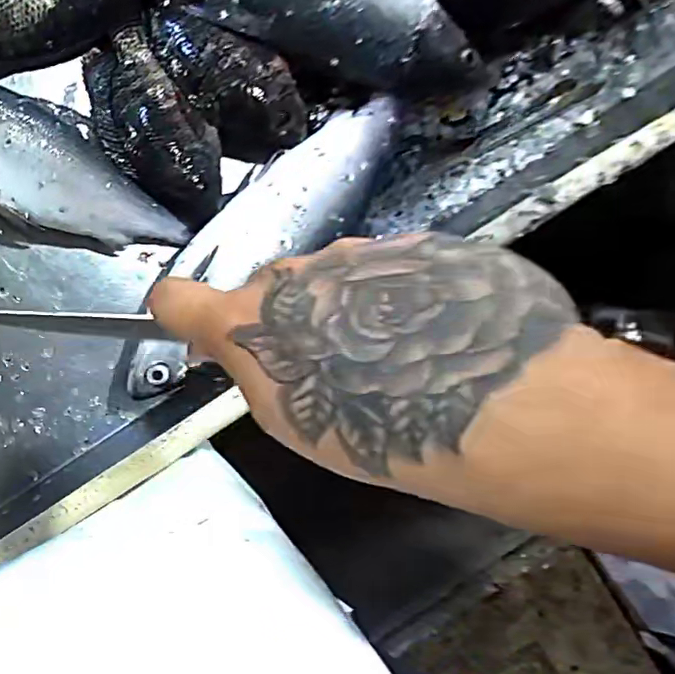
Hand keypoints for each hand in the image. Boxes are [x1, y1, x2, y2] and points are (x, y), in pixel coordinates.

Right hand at [149, 234, 581, 484]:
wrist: (499, 404)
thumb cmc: (374, 427)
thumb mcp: (285, 419)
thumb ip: (248, 369)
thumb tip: (234, 347)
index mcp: (251, 318)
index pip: (177, 298)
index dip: (175, 313)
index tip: (191, 331)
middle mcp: (297, 272)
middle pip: (265, 287)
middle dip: (275, 318)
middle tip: (313, 363)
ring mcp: (361, 252)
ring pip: (327, 276)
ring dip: (335, 305)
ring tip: (385, 355)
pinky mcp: (423, 246)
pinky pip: (385, 270)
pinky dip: (390, 297)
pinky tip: (425, 335)